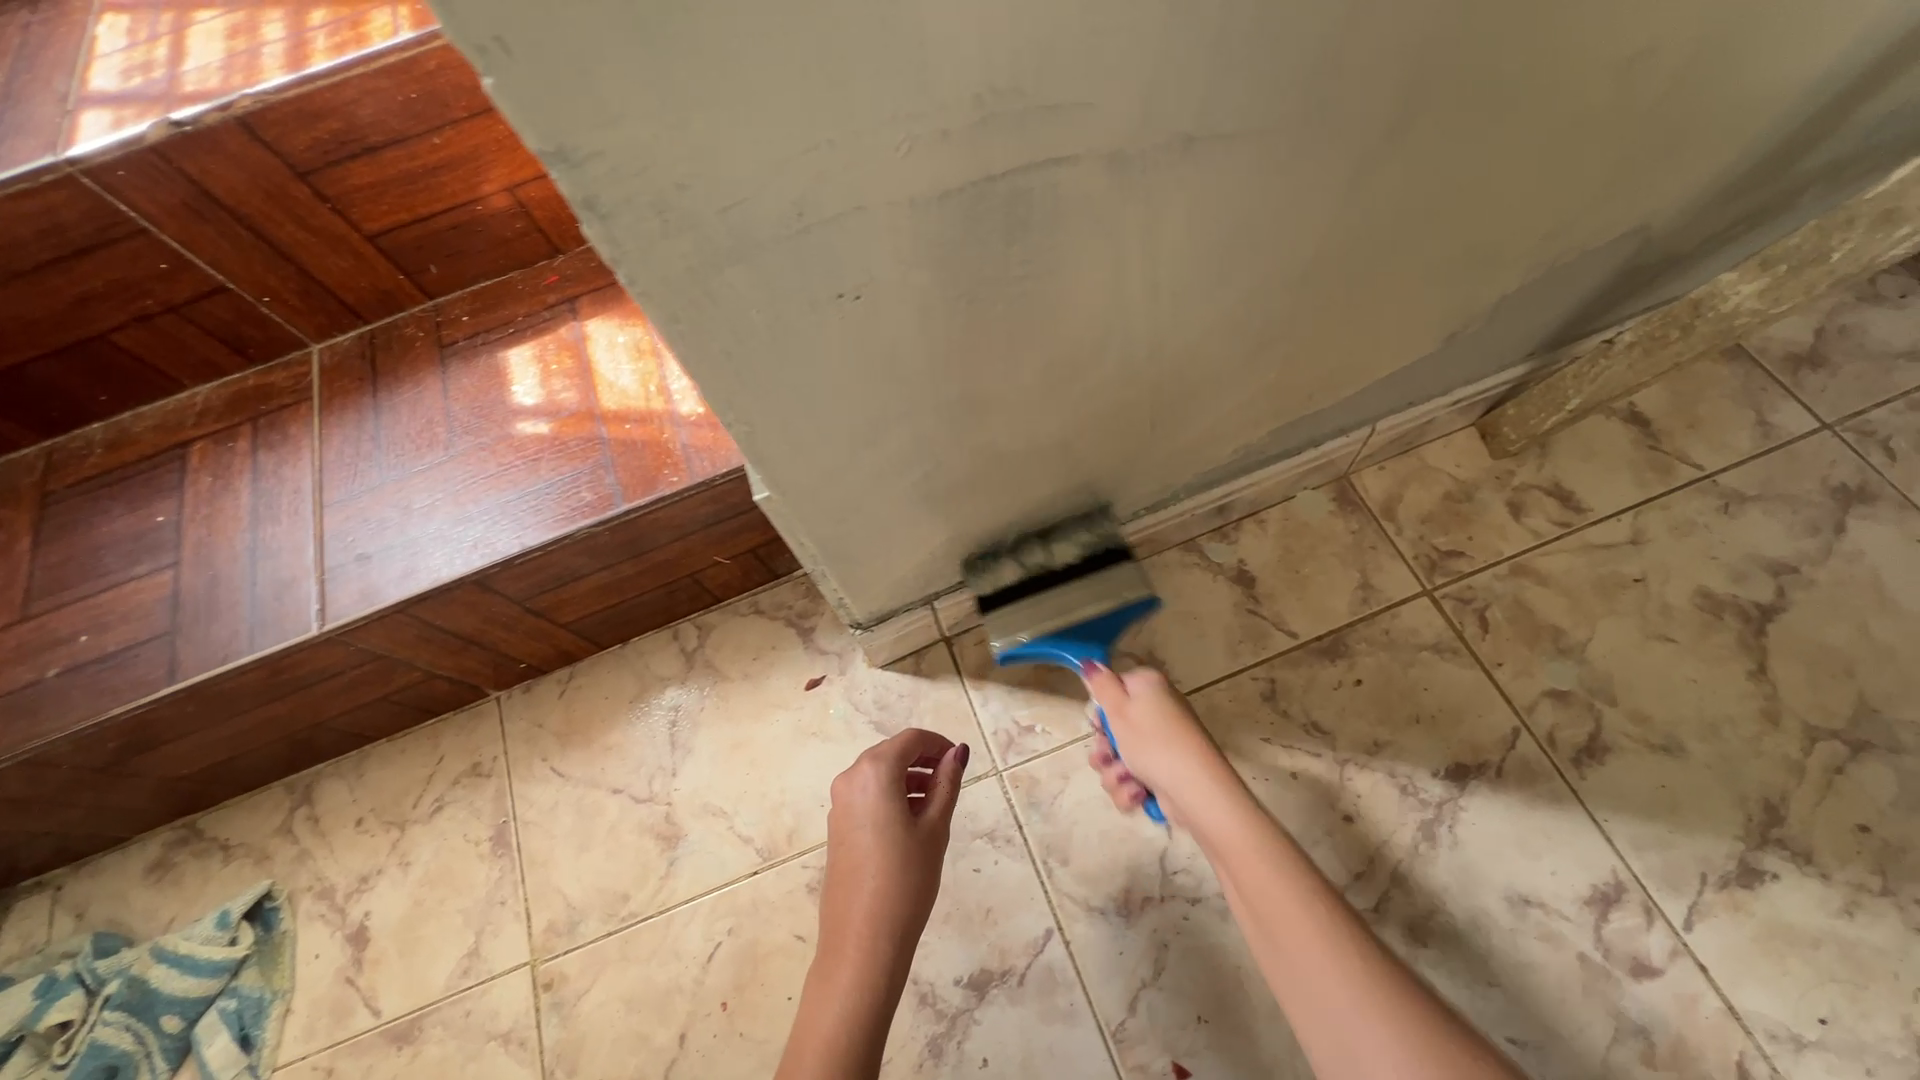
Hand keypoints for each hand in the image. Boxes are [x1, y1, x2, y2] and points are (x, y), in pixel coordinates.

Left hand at [817, 729, 968, 978]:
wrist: (862, 938)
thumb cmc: (907, 878)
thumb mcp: (935, 827)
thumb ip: (946, 784)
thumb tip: (957, 753)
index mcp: (874, 771)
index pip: (911, 739)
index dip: (938, 744)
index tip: (960, 761)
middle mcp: (850, 779)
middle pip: (891, 753)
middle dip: (922, 761)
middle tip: (951, 782)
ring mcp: (839, 804)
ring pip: (878, 775)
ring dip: (908, 779)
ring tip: (936, 806)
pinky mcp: (836, 827)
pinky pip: (867, 796)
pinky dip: (891, 797)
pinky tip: (912, 824)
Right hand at [1081, 661, 1234, 820]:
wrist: (1194, 790)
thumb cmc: (1153, 743)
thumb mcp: (1119, 709)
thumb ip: (1101, 684)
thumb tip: (1089, 661)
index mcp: (1148, 688)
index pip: (1113, 689)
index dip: (1101, 709)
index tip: (1098, 724)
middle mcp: (1155, 711)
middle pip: (1112, 727)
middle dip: (1104, 749)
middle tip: (1108, 755)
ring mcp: (1159, 744)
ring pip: (1117, 758)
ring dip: (1115, 773)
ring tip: (1128, 779)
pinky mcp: (1161, 773)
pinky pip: (1130, 779)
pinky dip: (1130, 789)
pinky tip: (1139, 792)